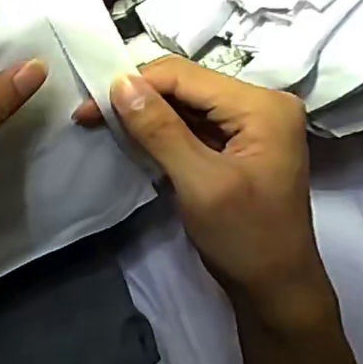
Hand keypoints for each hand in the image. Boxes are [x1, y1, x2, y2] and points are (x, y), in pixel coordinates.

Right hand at [76, 56, 325, 310]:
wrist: (274, 287)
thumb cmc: (244, 237)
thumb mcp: (199, 183)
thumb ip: (160, 130)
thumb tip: (120, 83)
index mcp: (261, 106)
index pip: (185, 76)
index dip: (134, 84)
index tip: (87, 106)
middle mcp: (260, 103)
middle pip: (185, 85)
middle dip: (136, 97)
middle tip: (88, 116)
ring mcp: (250, 123)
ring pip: (184, 103)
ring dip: (144, 113)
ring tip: (102, 124)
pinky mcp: (236, 143)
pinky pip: (191, 123)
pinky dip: (160, 130)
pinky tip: (133, 137)